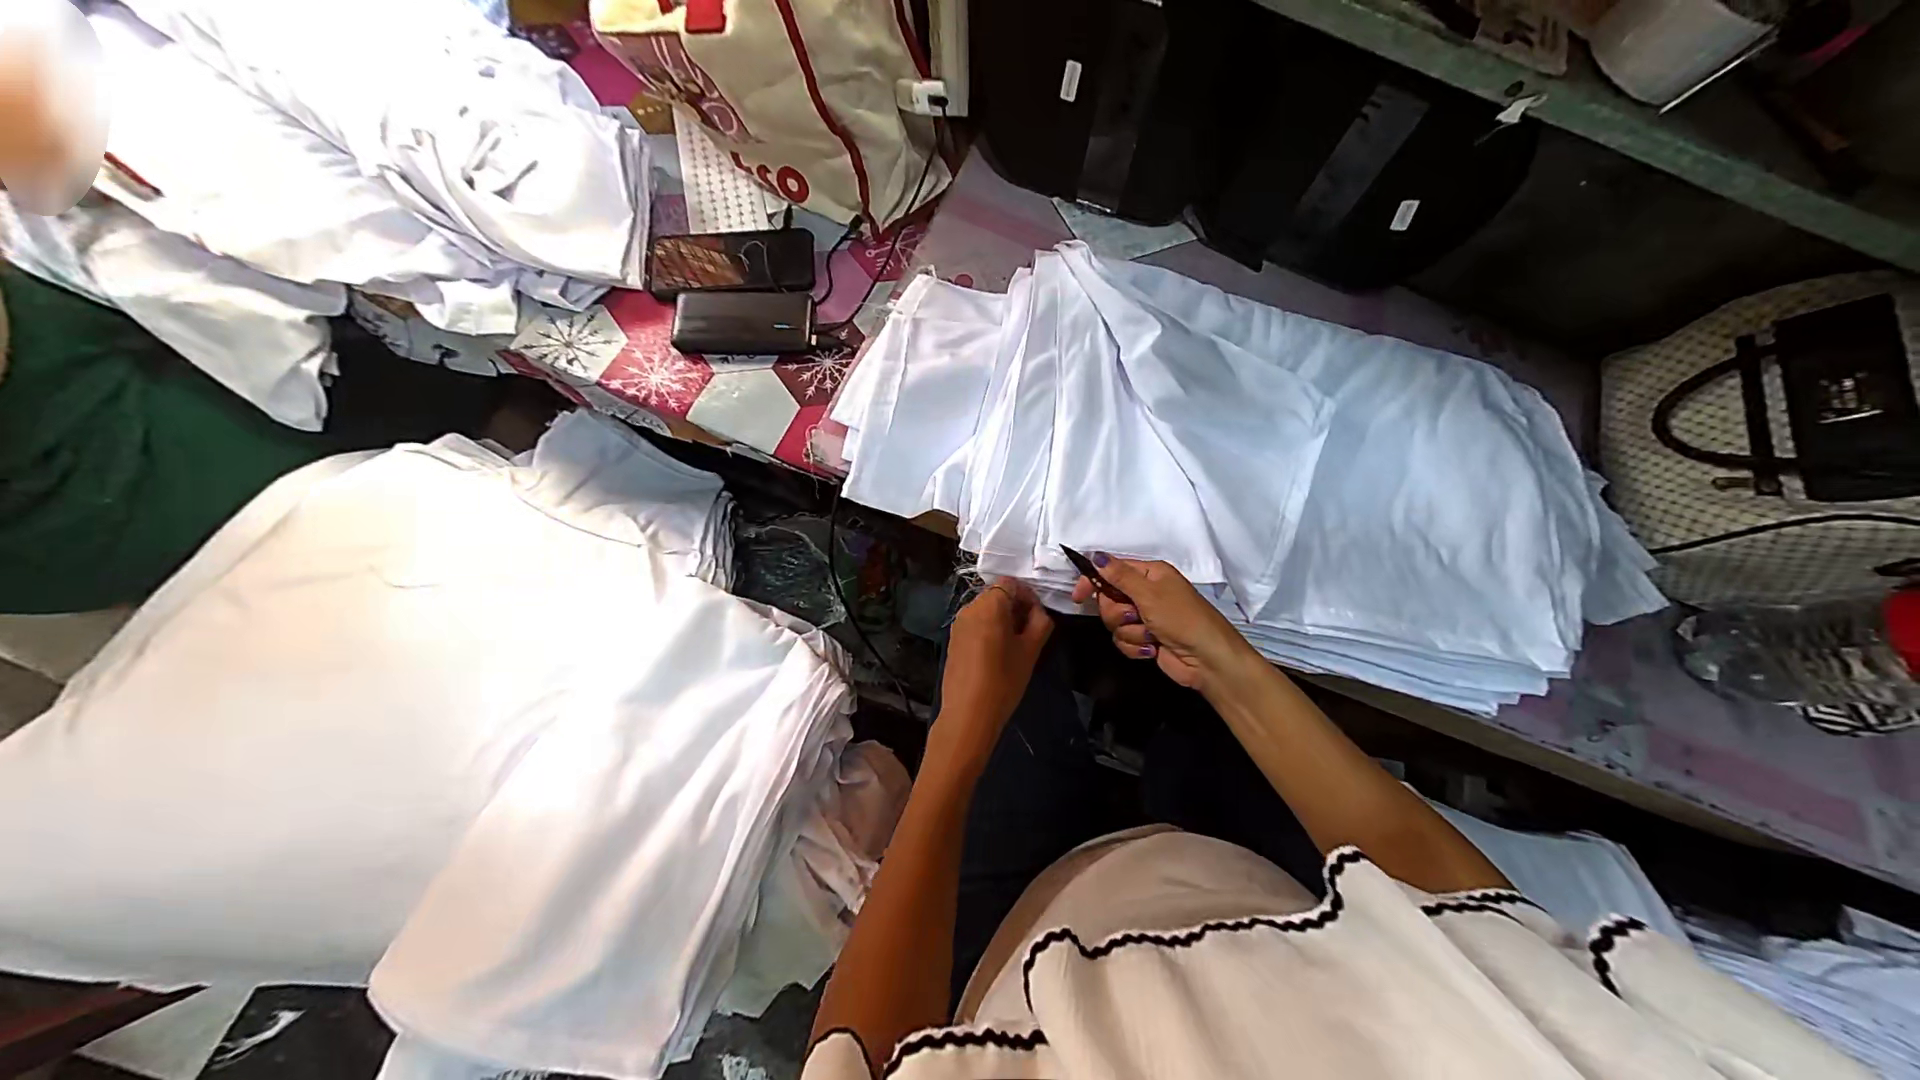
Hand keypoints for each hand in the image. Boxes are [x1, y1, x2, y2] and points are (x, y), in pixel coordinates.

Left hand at [928, 579, 1053, 776]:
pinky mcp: (953, 639)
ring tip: (1016, 645)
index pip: (1011, 583)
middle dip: (1016, 607)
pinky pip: (975, 624)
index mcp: (989, 605)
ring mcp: (958, 624)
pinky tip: (998, 653)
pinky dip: (989, 629)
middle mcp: (969, 608)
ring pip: (985, 609)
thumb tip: (1039, 611)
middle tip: (1031, 631)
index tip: (1038, 616)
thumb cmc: (1004, 679)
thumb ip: (1040, 623)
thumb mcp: (1030, 650)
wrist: (968, 713)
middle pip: (997, 595)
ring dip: (1003, 619)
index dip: (1028, 595)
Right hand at [1072, 555, 1255, 692]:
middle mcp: (1145, 593)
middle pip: (1108, 599)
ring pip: (1114, 622)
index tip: (1078, 596)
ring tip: (1150, 636)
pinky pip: (1122, 640)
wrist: (1208, 660)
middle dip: (1117, 613)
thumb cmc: (1183, 619)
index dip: (1092, 581)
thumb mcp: (1149, 594)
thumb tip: (1095, 556)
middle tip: (1134, 617)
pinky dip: (1135, 647)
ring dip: (1130, 632)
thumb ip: (1119, 576)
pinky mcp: (1144, 640)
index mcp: (1149, 574)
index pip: (1111, 570)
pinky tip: (1152, 650)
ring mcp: (1145, 618)